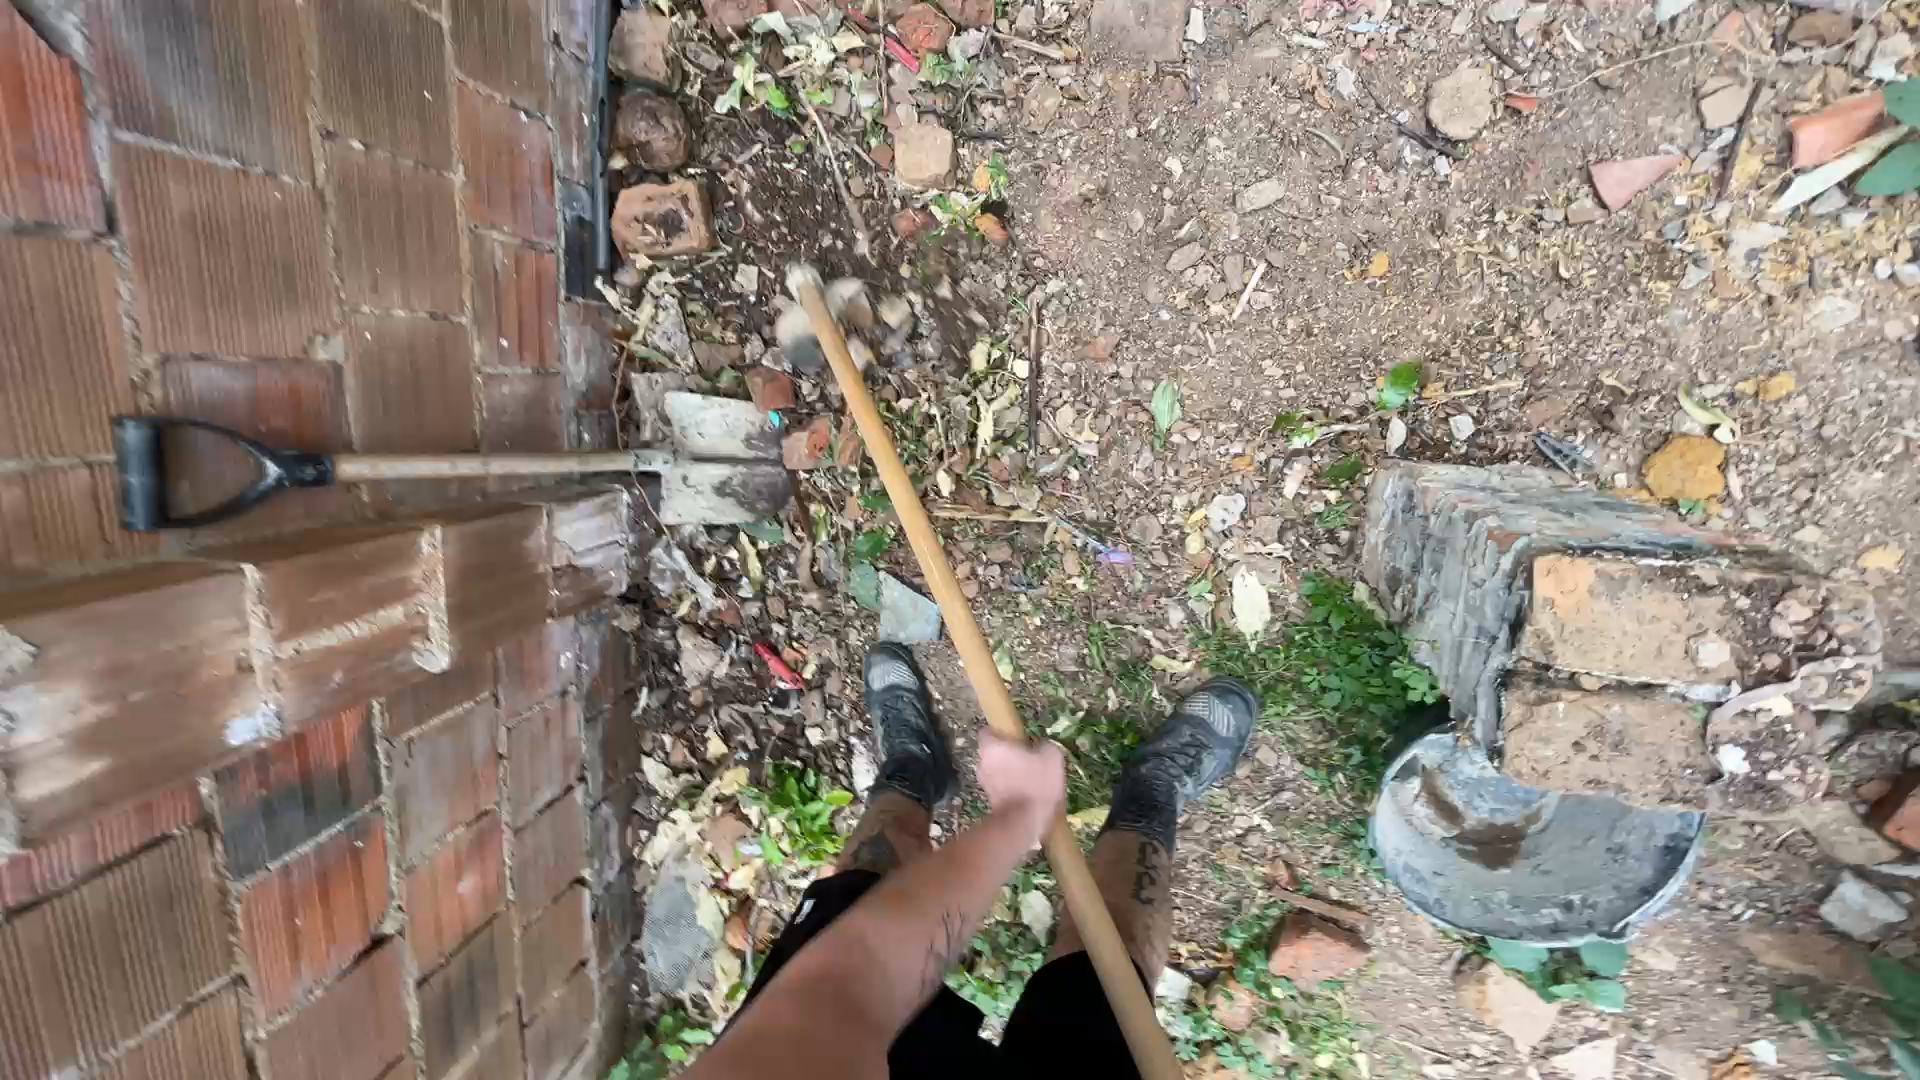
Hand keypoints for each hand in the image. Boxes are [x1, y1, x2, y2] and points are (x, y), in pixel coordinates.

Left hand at [976, 734, 1065, 845]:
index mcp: (991, 746)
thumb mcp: (1052, 756)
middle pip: (994, 753)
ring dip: (1011, 773)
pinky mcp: (990, 802)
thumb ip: (1044, 745)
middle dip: (1009, 755)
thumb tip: (1042, 746)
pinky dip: (1012, 789)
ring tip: (1033, 780)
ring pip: (997, 771)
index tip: (1019, 738)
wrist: (1024, 823)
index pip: (989, 731)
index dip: (1003, 733)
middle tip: (1030, 759)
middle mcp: (981, 762)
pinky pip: (1001, 788)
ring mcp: (984, 783)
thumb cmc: (1036, 783)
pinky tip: (1029, 795)